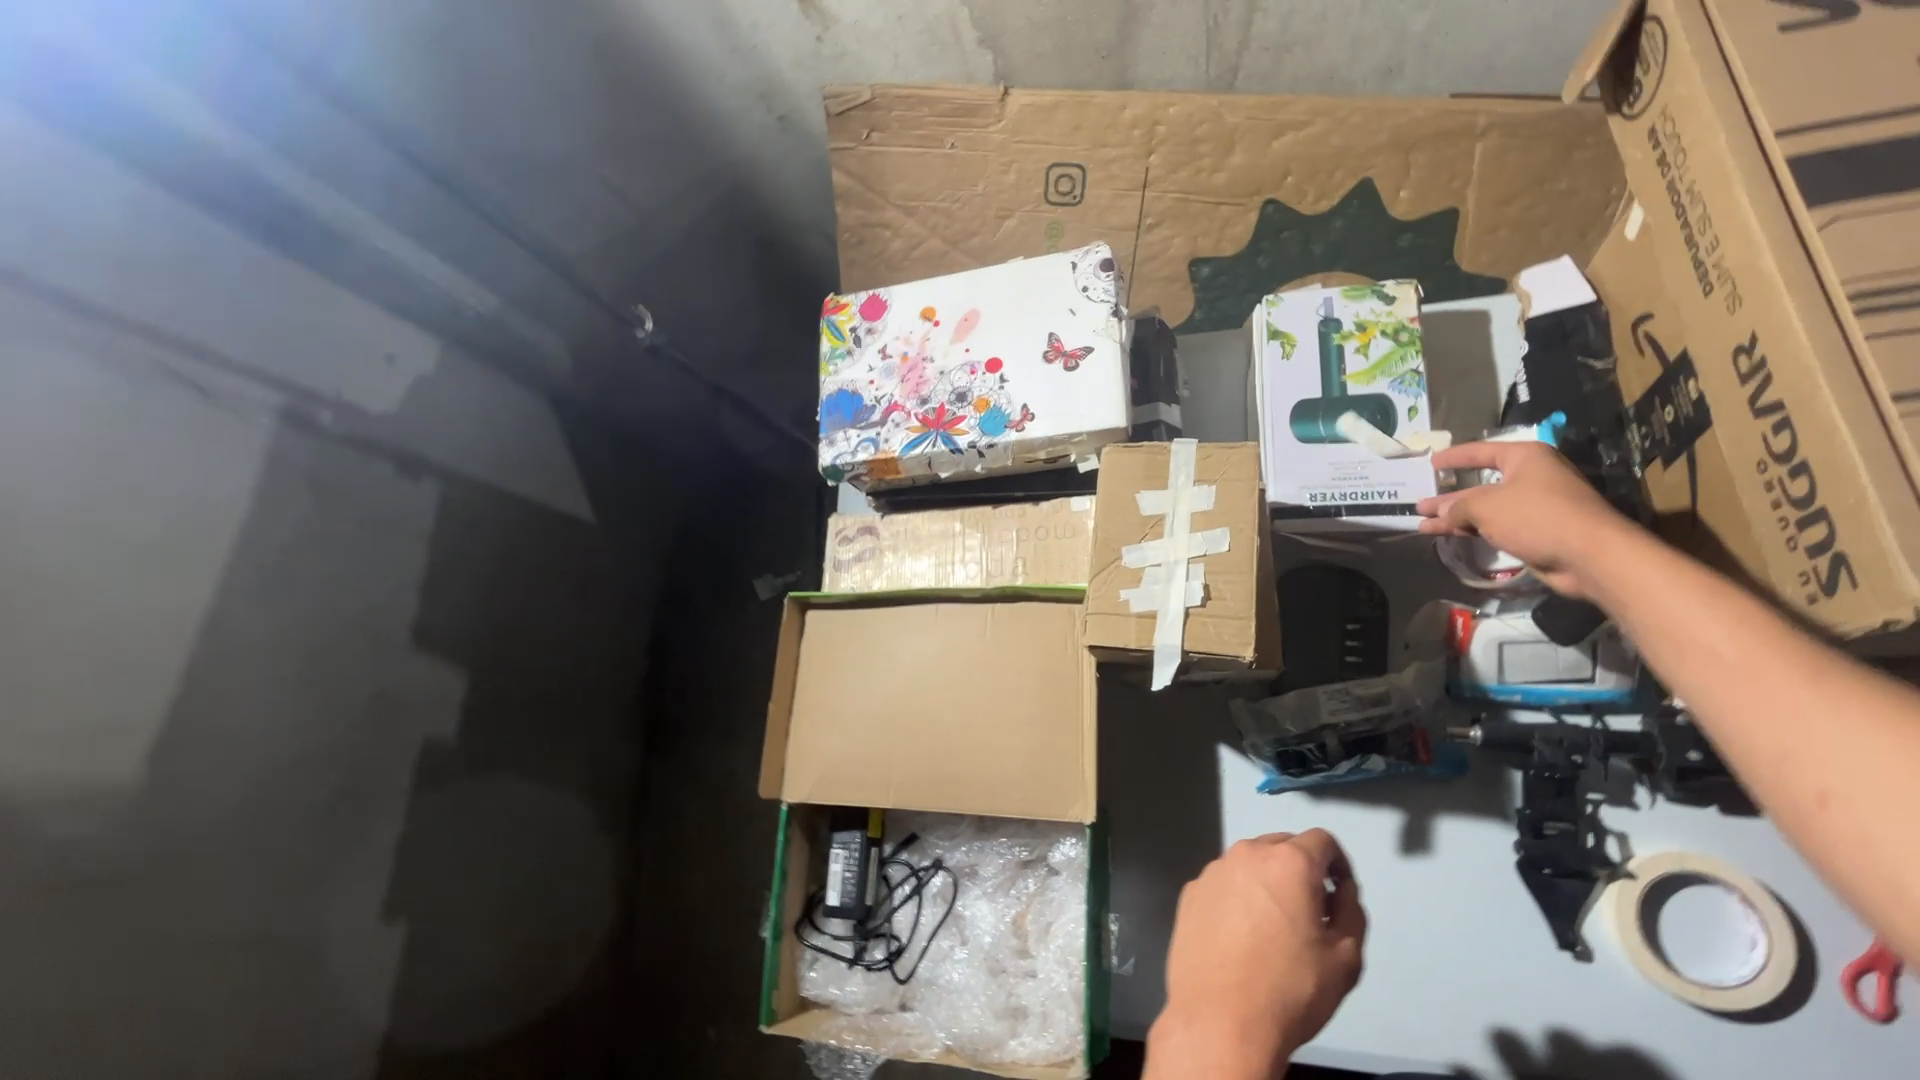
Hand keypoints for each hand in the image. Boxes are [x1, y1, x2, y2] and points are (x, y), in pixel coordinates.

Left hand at [1144, 830, 1365, 1079]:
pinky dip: (1237, 897)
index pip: (1322, 841)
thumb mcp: (1345, 957)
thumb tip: (1340, 890)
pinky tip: (1240, 935)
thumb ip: (1351, 911)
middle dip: (1302, 869)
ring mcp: (1212, 872)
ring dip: (1267, 881)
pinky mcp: (1189, 894)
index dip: (1338, 863)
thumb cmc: (1290, 989)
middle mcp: (1246, 855)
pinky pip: (1223, 884)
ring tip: (1274, 925)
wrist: (1219, 1020)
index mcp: (1288, 862)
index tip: (1339, 892)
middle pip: (1282, 846)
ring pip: (1249, 864)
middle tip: (1310, 911)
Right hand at [1415, 440, 1635, 599]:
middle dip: (1449, 496)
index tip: (1431, 462)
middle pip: (1480, 484)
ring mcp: (1534, 506)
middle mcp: (1531, 478)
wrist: (1588, 555)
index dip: (1454, 457)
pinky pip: (1495, 526)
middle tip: (1421, 502)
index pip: (1482, 452)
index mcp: (1525, 458)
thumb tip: (1439, 511)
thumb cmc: (1537, 516)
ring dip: (1455, 517)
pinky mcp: (1535, 532)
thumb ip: (1458, 506)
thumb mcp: (1487, 505)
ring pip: (1485, 509)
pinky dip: (1472, 529)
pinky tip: (1450, 535)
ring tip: (1424, 524)